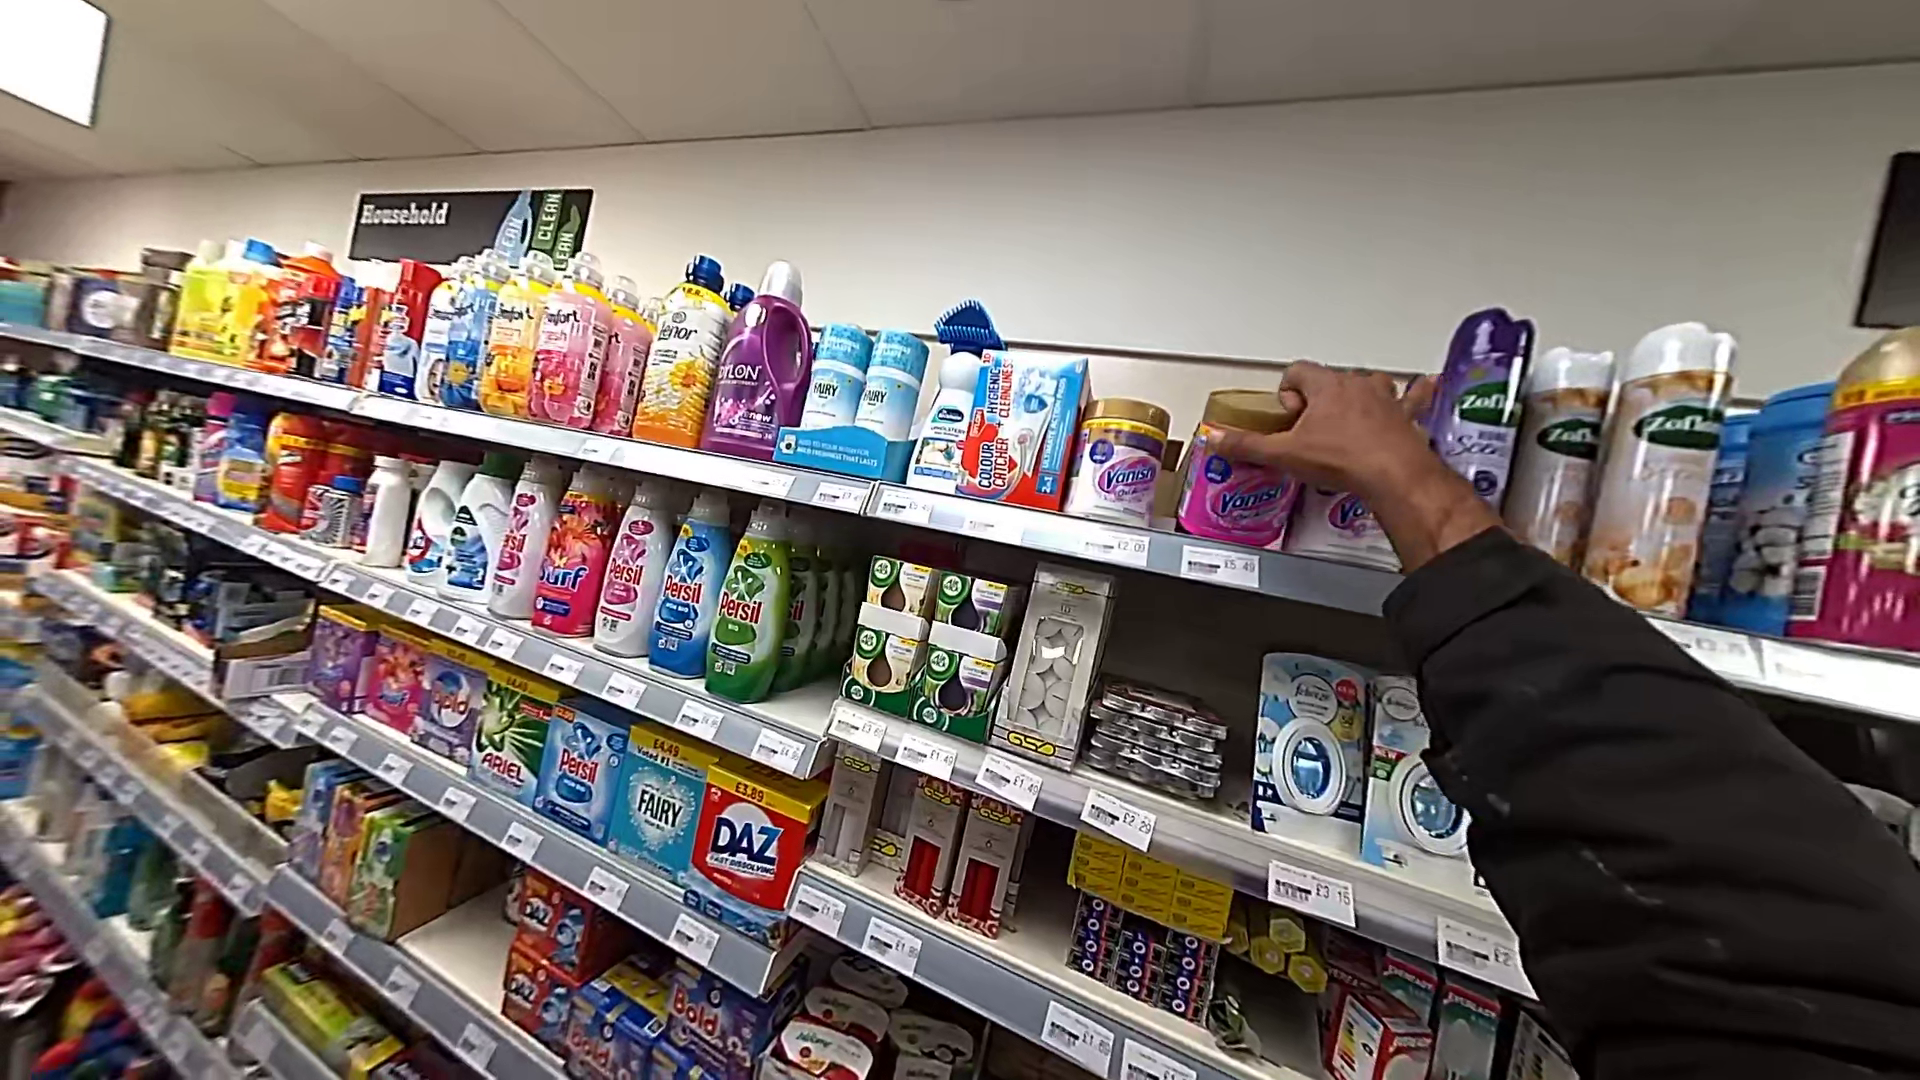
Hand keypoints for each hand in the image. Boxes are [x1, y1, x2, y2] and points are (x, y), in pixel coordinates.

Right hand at [1213, 362, 1501, 571]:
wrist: (1392, 475)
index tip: (1287, 418)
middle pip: (1329, 380)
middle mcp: (1357, 385)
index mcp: (1326, 386)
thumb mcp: (1283, 454)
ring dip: (1356, 395)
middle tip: (1309, 429)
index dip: (1287, 393)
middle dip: (1316, 399)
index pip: (1297, 372)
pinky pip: (1414, 396)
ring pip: (1367, 384)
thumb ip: (1246, 444)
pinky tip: (1421, 387)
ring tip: (1346, 418)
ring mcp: (1386, 398)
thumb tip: (1215, 439)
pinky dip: (1416, 393)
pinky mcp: (1407, 415)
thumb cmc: (1342, 459)